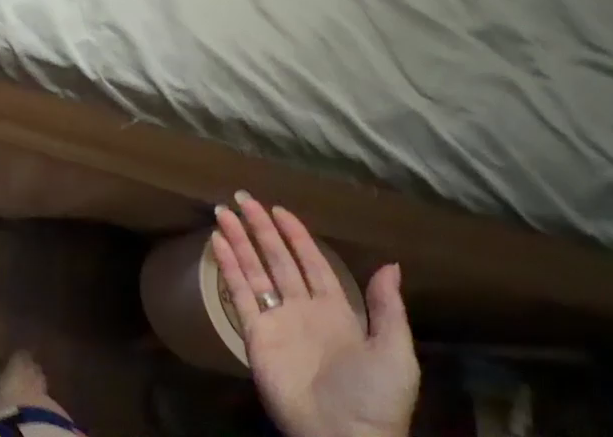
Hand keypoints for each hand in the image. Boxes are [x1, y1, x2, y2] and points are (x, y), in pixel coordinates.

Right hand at [211, 194, 419, 436]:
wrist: (342, 435)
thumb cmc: (374, 395)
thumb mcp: (395, 352)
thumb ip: (388, 308)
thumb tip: (391, 265)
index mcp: (337, 311)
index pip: (312, 263)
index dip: (296, 236)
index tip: (278, 209)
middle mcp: (303, 309)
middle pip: (278, 260)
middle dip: (261, 229)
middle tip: (242, 199)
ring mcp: (277, 320)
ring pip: (254, 271)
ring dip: (239, 241)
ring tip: (221, 213)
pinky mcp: (254, 333)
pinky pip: (239, 293)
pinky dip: (228, 267)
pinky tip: (217, 243)